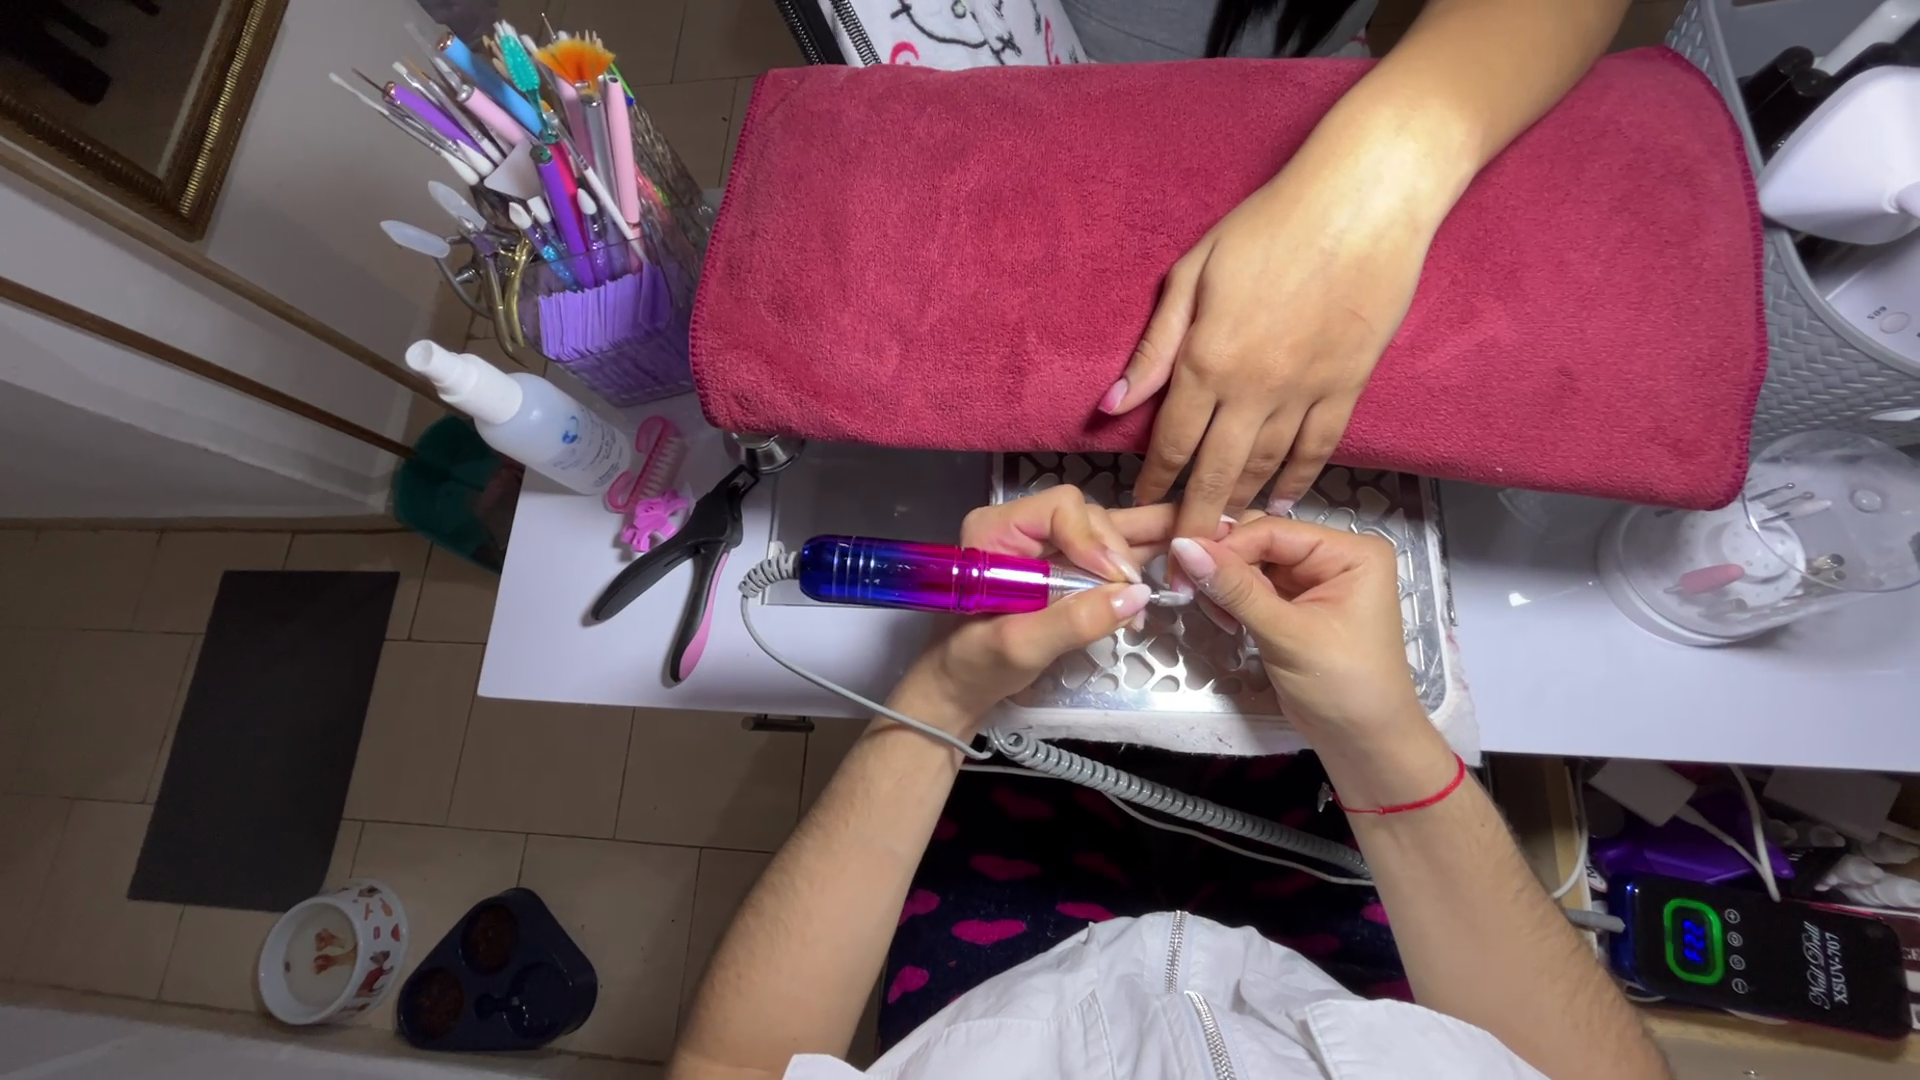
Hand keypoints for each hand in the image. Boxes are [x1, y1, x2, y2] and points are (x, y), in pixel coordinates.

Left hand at [891, 487, 1193, 735]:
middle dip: (1116, 554)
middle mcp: (1020, 526)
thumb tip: (1134, 596)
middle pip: (1087, 518)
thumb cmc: (975, 664)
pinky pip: (1102, 551)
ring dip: (1133, 556)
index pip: (1059, 508)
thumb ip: (1073, 620)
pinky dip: (1133, 560)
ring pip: (1102, 531)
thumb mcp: (1020, 646)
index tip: (1114, 581)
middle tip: (1133, 598)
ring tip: (1172, 573)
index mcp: (996, 531)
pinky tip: (1170, 561)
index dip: (1093, 539)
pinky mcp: (1060, 563)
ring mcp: (1043, 543)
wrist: (962, 684)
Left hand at [1103, 146, 1441, 539]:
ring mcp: (1304, 392)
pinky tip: (1283, 504)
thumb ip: (1154, 348)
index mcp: (1207, 363)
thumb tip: (1113, 404)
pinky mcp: (1348, 387)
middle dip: (1193, 519)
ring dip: (1240, 505)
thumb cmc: (1267, 227)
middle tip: (1180, 556)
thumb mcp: (1191, 275)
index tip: (1140, 508)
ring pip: (1265, 467)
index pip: (1171, 443)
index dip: (1153, 481)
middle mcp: (1252, 390)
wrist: (1366, 198)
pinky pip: (1319, 449)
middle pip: (1216, 473)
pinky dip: (1299, 480)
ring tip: (1221, 536)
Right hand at [1166, 517, 1422, 743]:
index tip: (1182, 565)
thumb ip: (1235, 588)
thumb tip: (1184, 546)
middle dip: (1224, 565)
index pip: (1273, 531)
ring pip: (1250, 564)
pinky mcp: (1293, 604)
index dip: (1226, 546)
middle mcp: (1333, 558)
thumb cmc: (1343, 686)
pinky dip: (1232, 600)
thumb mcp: (1286, 633)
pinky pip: (1252, 586)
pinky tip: (1225, 620)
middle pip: (1260, 542)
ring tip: (1217, 616)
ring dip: (1225, 586)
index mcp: (1350, 552)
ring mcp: (1312, 581)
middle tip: (1189, 589)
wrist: (1363, 743)